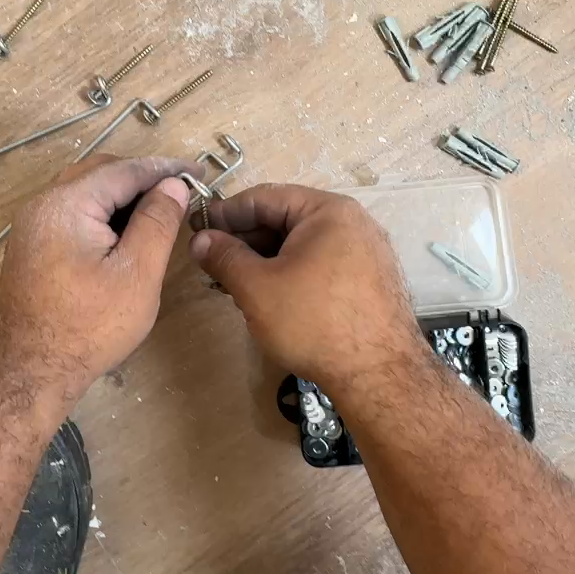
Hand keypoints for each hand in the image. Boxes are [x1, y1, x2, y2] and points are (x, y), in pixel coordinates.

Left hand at [0, 154, 198, 409]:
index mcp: (67, 204)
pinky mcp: (33, 245)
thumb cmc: (88, 327)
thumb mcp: (137, 275)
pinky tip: (128, 231)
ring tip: (161, 209)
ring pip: (86, 191)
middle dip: (144, 178)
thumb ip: (157, 223)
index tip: (200, 173)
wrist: (28, 372)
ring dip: (124, 194)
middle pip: (101, 173)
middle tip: (183, 191)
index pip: (125, 170)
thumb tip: (174, 185)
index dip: (166, 169)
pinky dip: (105, 212)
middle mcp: (43, 204)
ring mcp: (33, 224)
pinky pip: (74, 212)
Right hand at [188, 183, 427, 389]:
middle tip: (212, 261)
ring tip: (236, 283)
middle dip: (245, 240)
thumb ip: (224, 257)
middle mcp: (353, 222)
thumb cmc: (314, 322)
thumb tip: (200, 239)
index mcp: (327, 210)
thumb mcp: (257, 288)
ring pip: (303, 244)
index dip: (225, 213)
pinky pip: (322, 263)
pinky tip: (271, 296)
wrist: (378, 375)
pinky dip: (292, 273)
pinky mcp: (371, 280)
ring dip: (266, 260)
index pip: (264, 198)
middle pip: (286, 219)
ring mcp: (366, 251)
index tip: (196, 227)